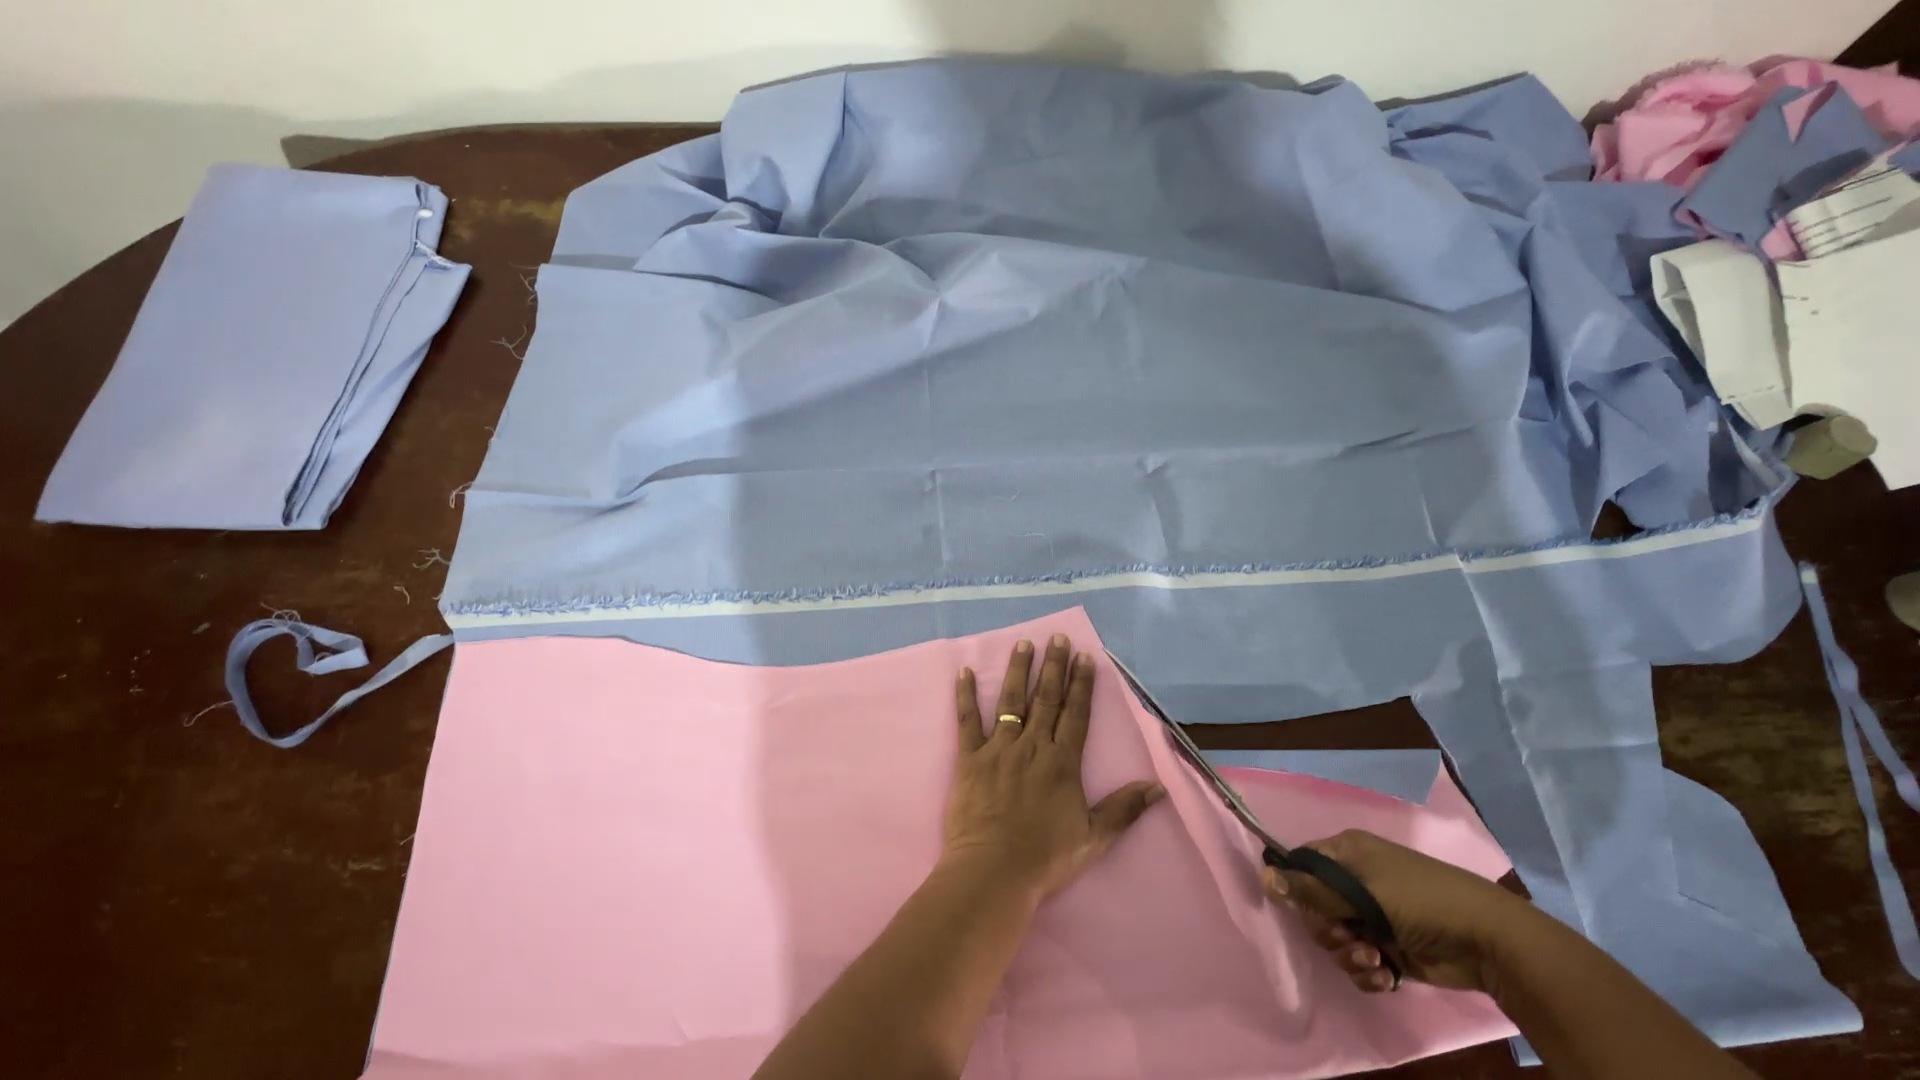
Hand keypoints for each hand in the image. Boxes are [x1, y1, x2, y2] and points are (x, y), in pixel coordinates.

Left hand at [946, 634, 1165, 903]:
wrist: (994, 871)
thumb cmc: (1045, 857)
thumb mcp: (1094, 837)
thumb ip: (1124, 809)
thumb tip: (1158, 787)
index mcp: (1063, 763)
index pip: (1077, 714)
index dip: (1081, 684)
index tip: (1084, 656)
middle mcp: (1033, 747)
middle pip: (1046, 700)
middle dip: (1053, 666)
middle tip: (1057, 637)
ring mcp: (999, 750)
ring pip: (1010, 702)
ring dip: (1017, 671)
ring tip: (1023, 644)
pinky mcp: (970, 760)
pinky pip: (967, 721)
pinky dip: (965, 696)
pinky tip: (962, 672)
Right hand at [1263, 829, 1530, 993]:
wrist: (1486, 941)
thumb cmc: (1421, 902)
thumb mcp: (1363, 893)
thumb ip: (1312, 890)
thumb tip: (1264, 875)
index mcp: (1347, 855)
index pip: (1300, 866)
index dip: (1295, 888)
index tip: (1299, 908)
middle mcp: (1354, 883)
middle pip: (1312, 908)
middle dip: (1326, 929)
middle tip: (1348, 934)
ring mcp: (1371, 917)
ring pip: (1333, 940)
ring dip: (1347, 955)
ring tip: (1373, 959)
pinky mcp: (1386, 948)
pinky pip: (1355, 962)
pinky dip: (1366, 972)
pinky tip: (1384, 975)